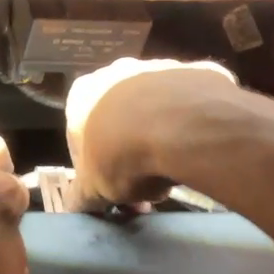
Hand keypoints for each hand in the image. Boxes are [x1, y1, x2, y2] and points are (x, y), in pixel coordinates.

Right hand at [66, 58, 273, 211]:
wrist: (185, 130)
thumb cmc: (123, 156)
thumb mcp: (92, 189)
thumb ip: (79, 195)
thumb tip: (72, 205)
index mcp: (82, 95)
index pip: (82, 136)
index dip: (98, 166)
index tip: (114, 188)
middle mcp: (116, 73)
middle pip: (121, 120)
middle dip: (131, 152)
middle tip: (149, 187)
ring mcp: (159, 68)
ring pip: (158, 110)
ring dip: (162, 137)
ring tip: (177, 170)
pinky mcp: (198, 71)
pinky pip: (193, 104)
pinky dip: (194, 124)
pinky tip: (201, 147)